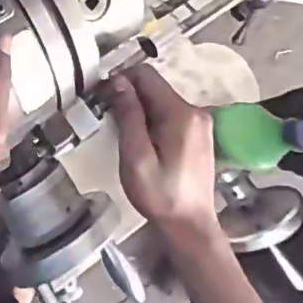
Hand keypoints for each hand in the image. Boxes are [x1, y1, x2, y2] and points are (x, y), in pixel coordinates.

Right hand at [104, 64, 220, 248]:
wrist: (190, 228)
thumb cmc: (160, 195)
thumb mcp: (136, 157)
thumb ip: (128, 116)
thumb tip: (117, 81)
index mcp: (181, 114)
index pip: (146, 75)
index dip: (120, 80)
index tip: (103, 99)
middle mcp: (195, 111)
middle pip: (153, 86)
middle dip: (128, 96)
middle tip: (110, 119)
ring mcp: (199, 122)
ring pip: (159, 99)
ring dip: (138, 109)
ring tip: (124, 134)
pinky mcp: (198, 133)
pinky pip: (168, 113)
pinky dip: (150, 119)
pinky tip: (141, 141)